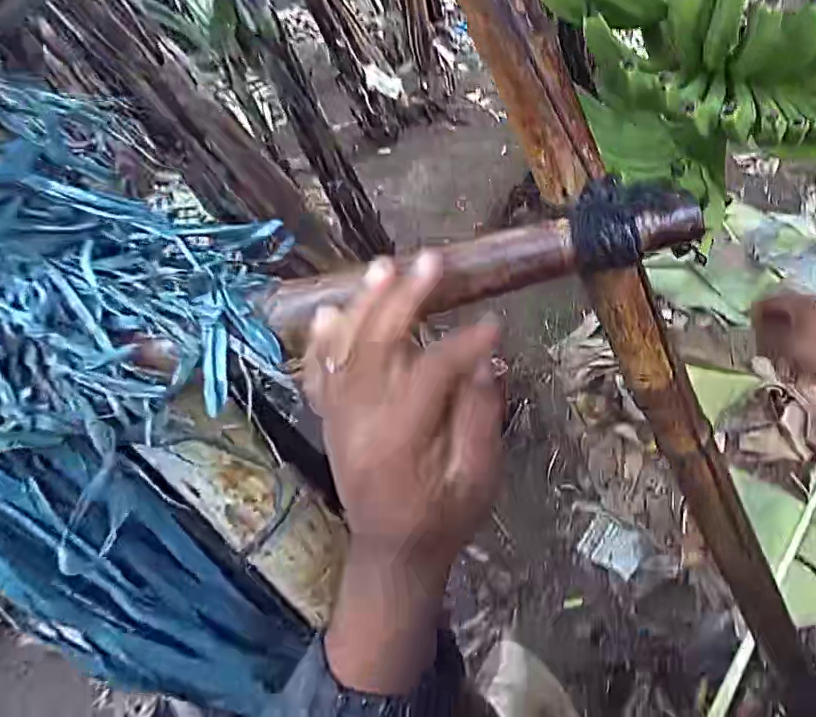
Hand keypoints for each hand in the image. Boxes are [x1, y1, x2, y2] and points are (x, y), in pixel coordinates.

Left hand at [300, 253, 504, 694]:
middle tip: (431, 261)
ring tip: (384, 265)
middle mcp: (360, 426)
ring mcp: (339, 421)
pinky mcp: (333, 420)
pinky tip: (333, 310)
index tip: (496, 324)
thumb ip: (479, 416)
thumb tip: (483, 362)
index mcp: (400, 443)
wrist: (394, 554)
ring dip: (366, 306)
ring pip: (345, 354)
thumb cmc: (448, 516)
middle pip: (376, 350)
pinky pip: (320, 375)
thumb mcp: (480, 475)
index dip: (463, 345)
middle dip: (405, 300)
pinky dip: (324, 341)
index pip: (429, 376)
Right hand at [752, 291, 815, 386]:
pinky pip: (813, 327)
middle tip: (762, 327)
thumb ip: (773, 336)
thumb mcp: (791, 347)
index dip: (761, 308)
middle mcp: (815, 307)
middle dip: (775, 316)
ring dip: (789, 325)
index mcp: (801, 306)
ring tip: (779, 340)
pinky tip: (801, 347)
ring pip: (802, 317)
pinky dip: (802, 334)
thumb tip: (760, 327)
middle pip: (790, 307)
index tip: (750, 315)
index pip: (776, 300)